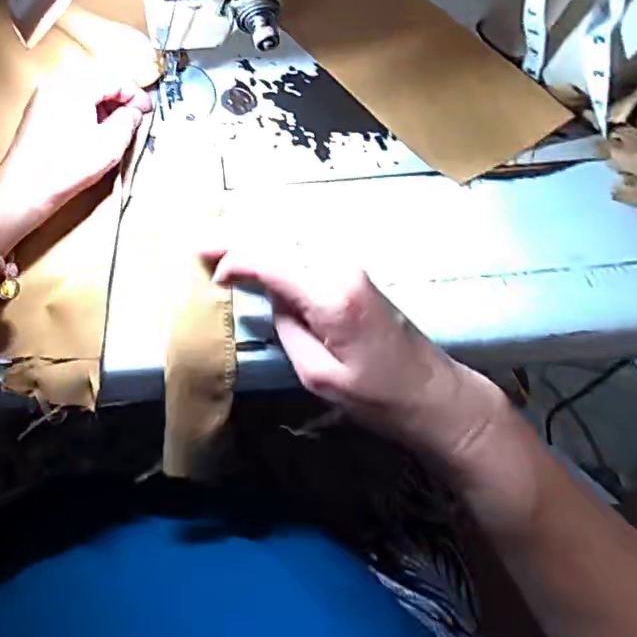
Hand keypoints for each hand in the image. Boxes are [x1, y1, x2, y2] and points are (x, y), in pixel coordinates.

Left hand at [0, 69, 151, 248]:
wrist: (25, 188)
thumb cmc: (65, 167)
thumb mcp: (111, 143)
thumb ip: (129, 120)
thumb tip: (134, 112)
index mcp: (76, 85)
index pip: (115, 80)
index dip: (136, 95)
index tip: (147, 109)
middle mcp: (56, 83)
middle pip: (98, 83)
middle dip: (119, 99)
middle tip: (136, 117)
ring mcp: (43, 97)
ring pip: (83, 93)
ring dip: (103, 106)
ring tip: (117, 128)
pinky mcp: (36, 112)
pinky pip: (68, 103)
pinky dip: (85, 112)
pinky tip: (94, 132)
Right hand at [206, 246, 537, 519]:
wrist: (436, 394)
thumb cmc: (379, 396)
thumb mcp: (319, 375)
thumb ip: (287, 328)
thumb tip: (273, 297)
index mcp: (330, 295)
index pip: (270, 262)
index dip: (235, 262)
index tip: (211, 273)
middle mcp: (339, 267)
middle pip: (278, 240)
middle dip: (237, 239)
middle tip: (200, 242)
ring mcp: (349, 265)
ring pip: (291, 240)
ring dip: (256, 240)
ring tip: (220, 243)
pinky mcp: (352, 271)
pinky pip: (304, 250)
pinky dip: (276, 247)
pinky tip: (256, 249)